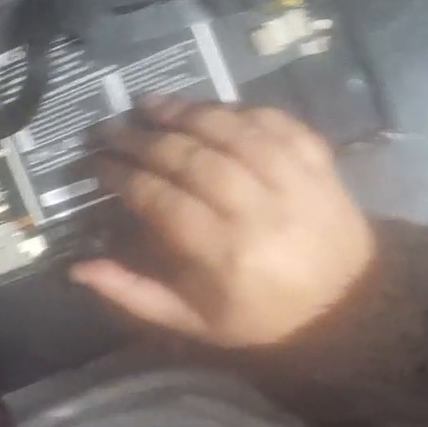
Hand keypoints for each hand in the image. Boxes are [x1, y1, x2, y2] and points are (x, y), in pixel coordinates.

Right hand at [70, 96, 375, 347]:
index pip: (162, 201)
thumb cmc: (260, 317)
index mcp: (224, 256)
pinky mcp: (320, 164)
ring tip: (148, 103)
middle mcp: (259, 213)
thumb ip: (133, 294)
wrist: (351, 307)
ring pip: (233, 133)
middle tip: (109, 128)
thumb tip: (76, 268)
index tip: (95, 164)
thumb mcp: (192, 323)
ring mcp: (294, 183)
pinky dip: (238, 109)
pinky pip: (277, 123)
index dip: (122, 176)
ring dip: (186, 112)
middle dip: (143, 139)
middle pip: (193, 160)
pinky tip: (207, 107)